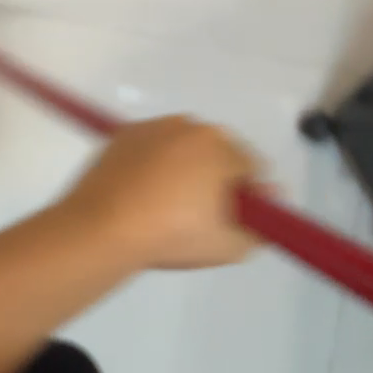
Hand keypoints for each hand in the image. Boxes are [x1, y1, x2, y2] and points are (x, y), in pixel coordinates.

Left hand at [56, 116, 261, 269]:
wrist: (101, 227)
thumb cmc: (170, 235)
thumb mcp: (230, 245)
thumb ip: (262, 225)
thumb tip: (271, 200)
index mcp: (219, 147)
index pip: (252, 168)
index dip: (250, 194)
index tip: (236, 217)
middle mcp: (188, 126)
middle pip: (218, 151)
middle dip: (218, 176)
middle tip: (202, 211)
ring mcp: (151, 127)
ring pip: (184, 146)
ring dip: (186, 165)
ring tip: (170, 202)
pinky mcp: (122, 134)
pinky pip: (153, 146)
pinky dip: (156, 161)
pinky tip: (145, 189)